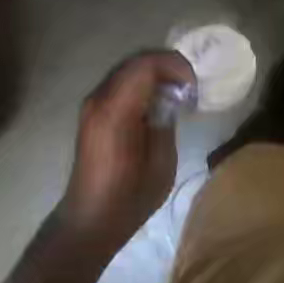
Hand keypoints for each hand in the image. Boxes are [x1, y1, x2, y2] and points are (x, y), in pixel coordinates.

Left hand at [60, 51, 196, 249]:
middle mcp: (98, 100)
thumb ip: (166, 122)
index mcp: (115, 112)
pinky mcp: (92, 113)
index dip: (174, 66)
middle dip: (166, 67)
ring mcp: (91, 105)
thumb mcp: (161, 163)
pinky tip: (157, 105)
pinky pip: (119, 85)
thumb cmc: (128, 199)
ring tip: (177, 95)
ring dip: (153, 74)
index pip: (145, 66)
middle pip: (135, 62)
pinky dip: (141, 85)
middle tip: (189, 88)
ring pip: (126, 70)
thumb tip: (171, 99)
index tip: (193, 87)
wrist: (89, 219)